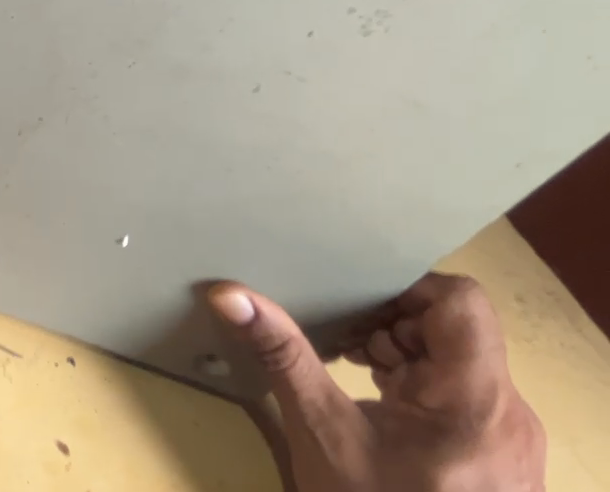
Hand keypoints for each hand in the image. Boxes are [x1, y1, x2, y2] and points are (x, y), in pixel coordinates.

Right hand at [209, 274, 545, 491]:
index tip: (347, 297)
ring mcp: (506, 434)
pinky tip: (365, 393)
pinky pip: (456, 389)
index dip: (403, 285)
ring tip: (342, 362)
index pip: (461, 302)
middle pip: (452, 327)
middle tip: (332, 334)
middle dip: (384, 319)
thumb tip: (228, 292)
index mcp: (477, 400)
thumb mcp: (320, 430)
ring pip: (452, 357)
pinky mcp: (495, 451)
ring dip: (392, 347)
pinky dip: (406, 376)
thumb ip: (282, 354)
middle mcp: (508, 411)